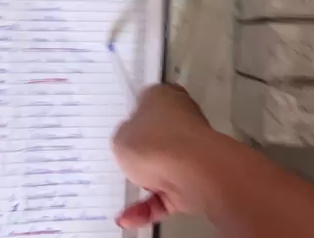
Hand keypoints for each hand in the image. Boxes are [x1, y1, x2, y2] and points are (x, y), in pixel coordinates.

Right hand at [111, 85, 229, 227]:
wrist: (192, 170)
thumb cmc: (153, 143)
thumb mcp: (121, 137)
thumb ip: (123, 136)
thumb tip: (131, 138)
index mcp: (163, 95)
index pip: (146, 101)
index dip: (133, 116)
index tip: (123, 131)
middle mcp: (180, 116)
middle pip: (156, 133)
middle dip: (141, 150)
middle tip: (124, 160)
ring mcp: (189, 147)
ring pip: (162, 163)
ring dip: (145, 180)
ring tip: (128, 187)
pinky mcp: (193, 176)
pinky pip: (166, 192)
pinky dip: (149, 205)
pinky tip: (128, 218)